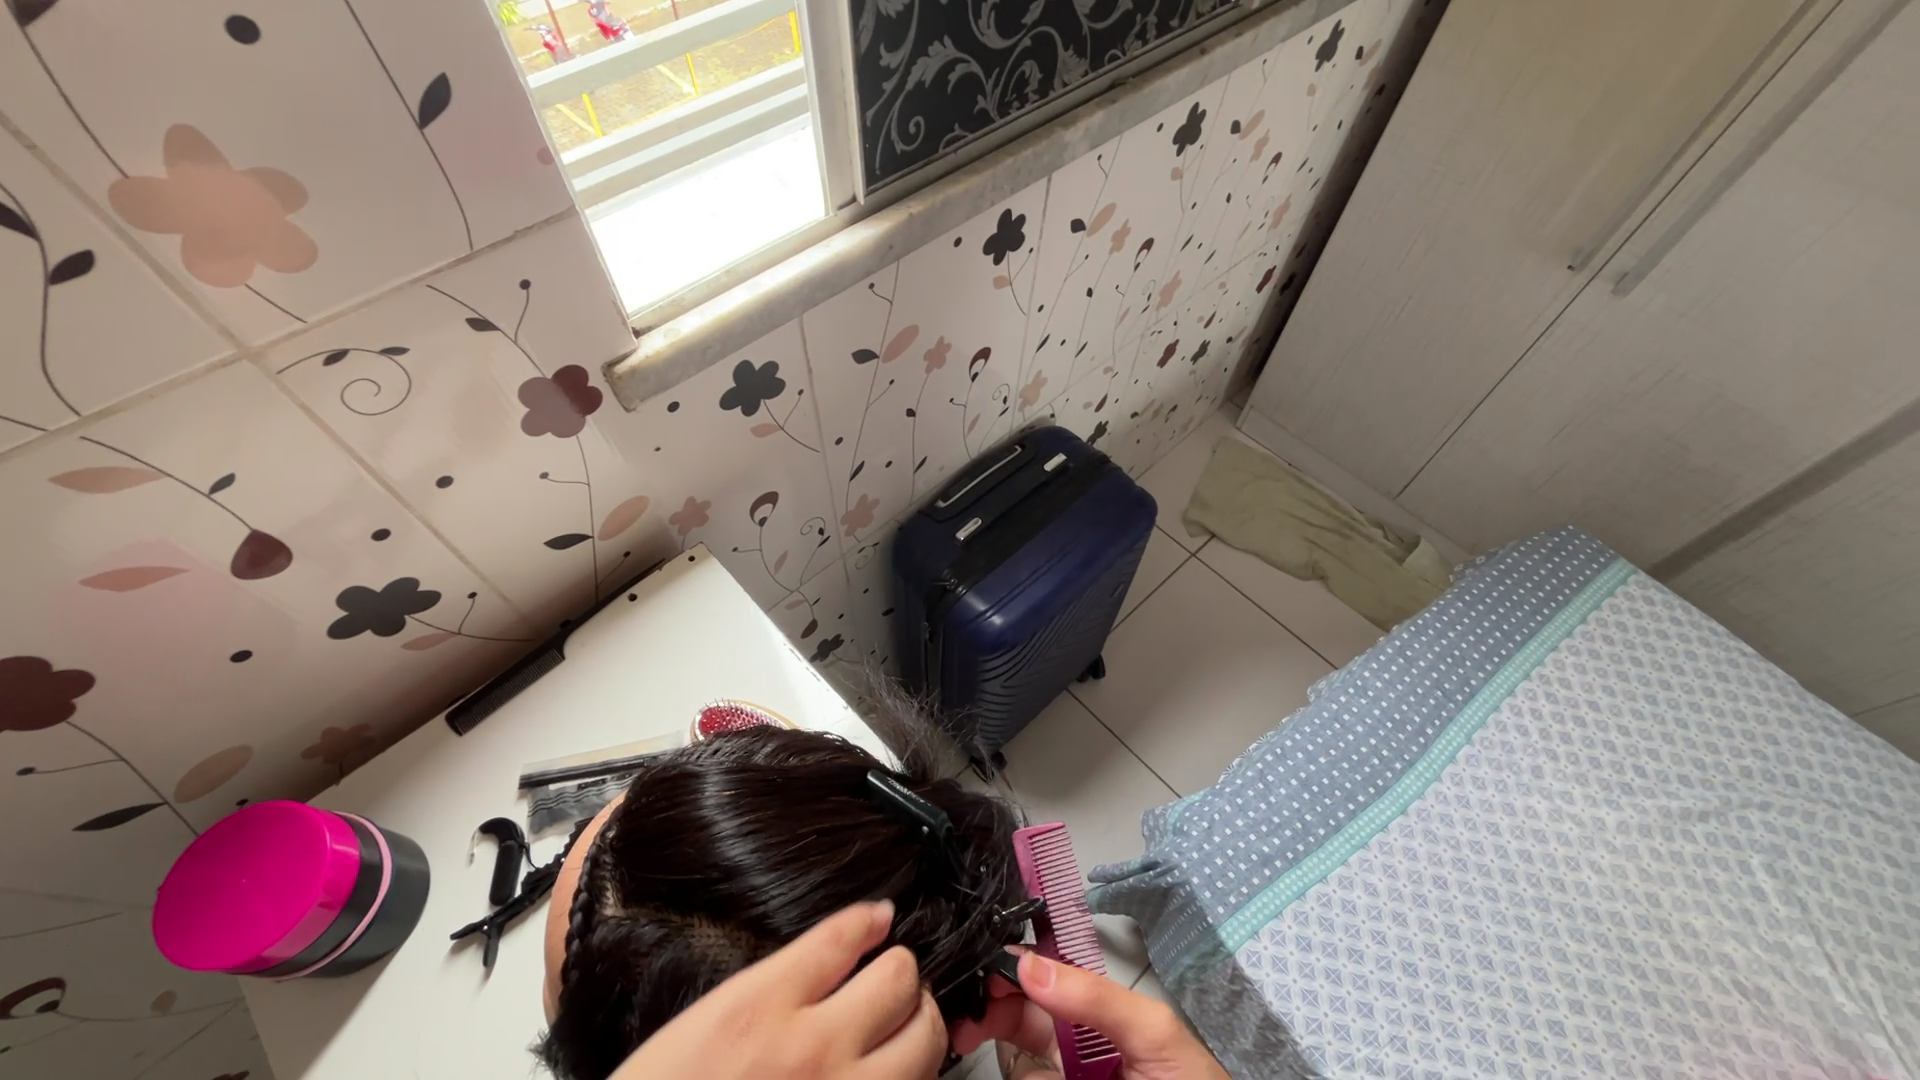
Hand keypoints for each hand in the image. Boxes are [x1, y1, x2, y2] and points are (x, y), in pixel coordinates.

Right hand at [611, 900, 947, 1079]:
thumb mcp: (703, 1025)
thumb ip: (773, 987)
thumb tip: (835, 951)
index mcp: (760, 1008)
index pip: (841, 936)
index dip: (868, 919)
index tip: (879, 917)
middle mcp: (811, 1051)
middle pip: (898, 978)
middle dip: (900, 970)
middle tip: (890, 978)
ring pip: (926, 1039)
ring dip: (920, 1023)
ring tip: (904, 1025)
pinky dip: (912, 1078)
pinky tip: (895, 1075)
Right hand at [953, 953, 1226, 1079]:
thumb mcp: (1154, 1033)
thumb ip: (1095, 996)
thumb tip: (1032, 964)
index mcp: (1099, 1012)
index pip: (1045, 976)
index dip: (1011, 967)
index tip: (981, 966)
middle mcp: (1076, 1043)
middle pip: (1017, 1012)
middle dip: (988, 1003)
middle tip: (963, 1014)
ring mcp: (1063, 1075)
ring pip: (1014, 1052)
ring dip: (989, 1034)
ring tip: (971, 1034)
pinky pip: (1023, 1073)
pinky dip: (1011, 1065)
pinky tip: (1003, 1058)